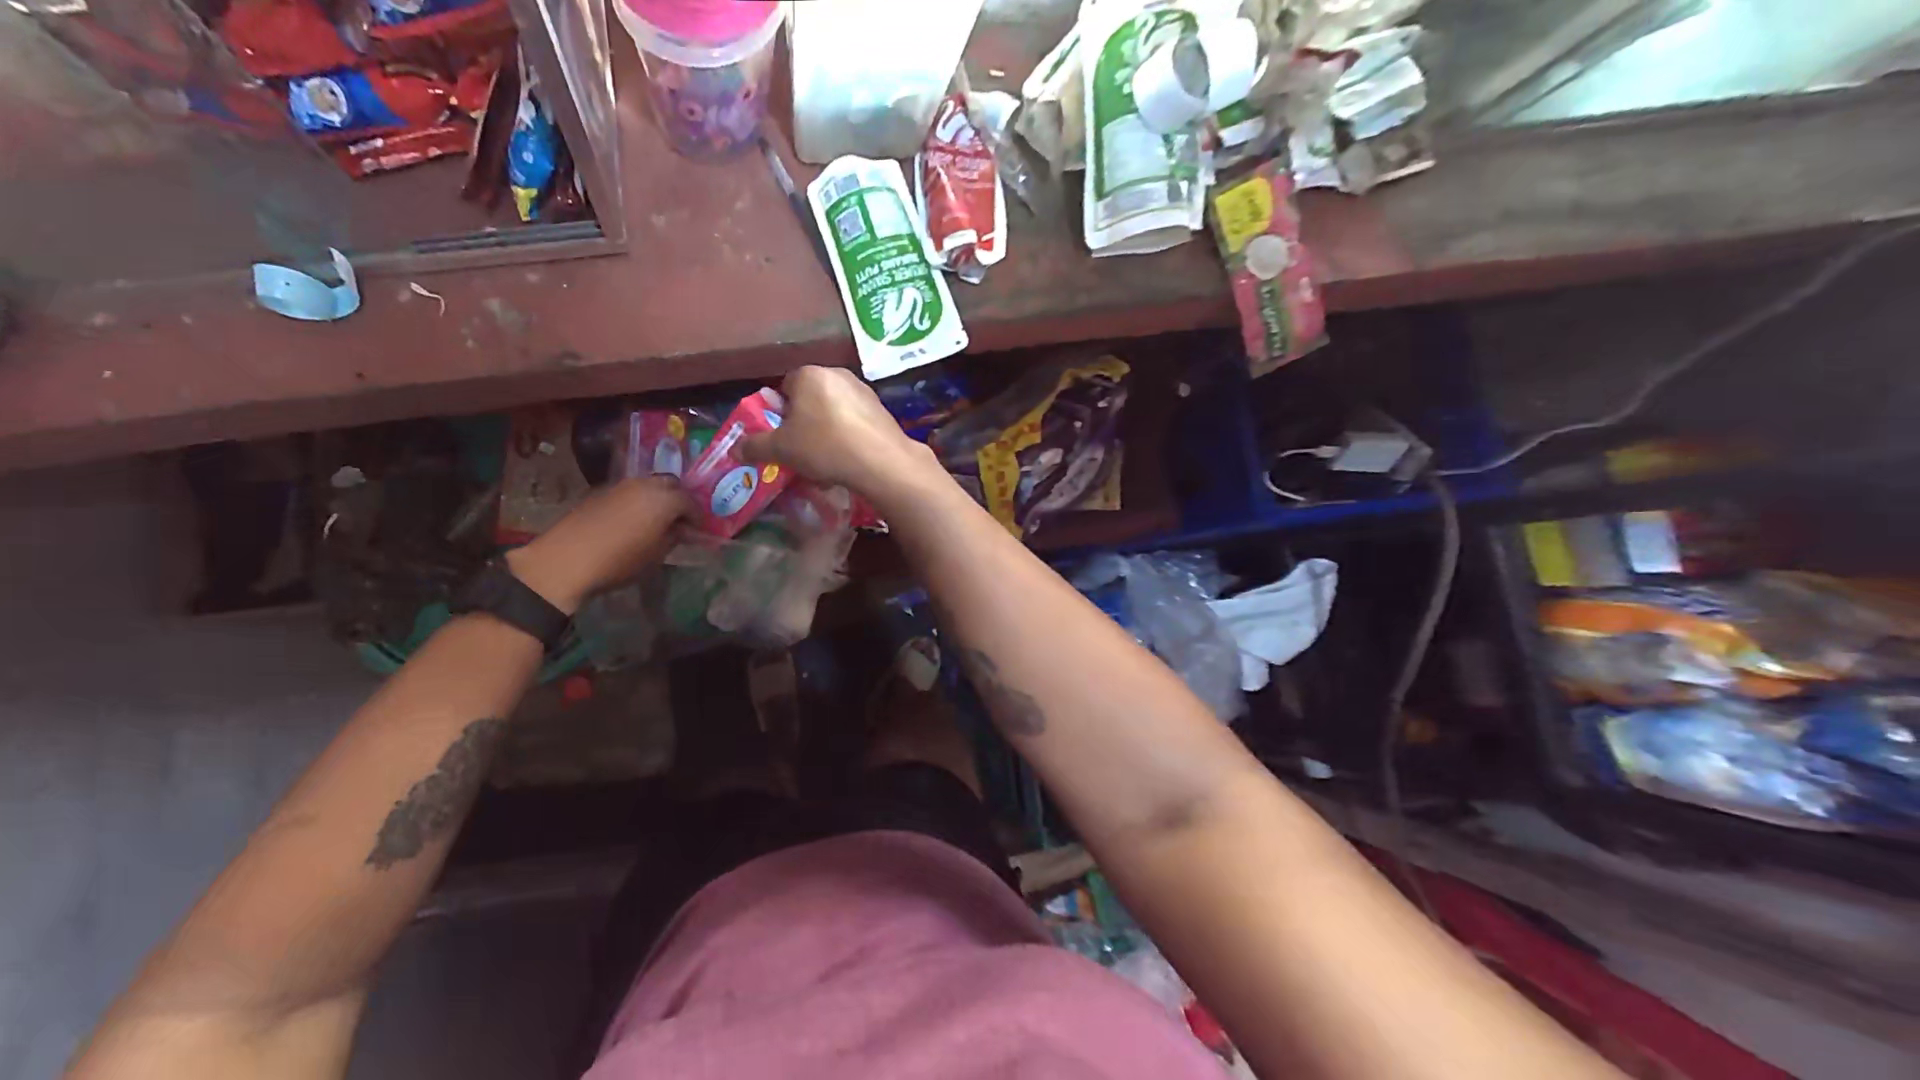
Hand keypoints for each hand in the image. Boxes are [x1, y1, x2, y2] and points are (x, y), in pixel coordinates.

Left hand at [507, 476, 689, 612]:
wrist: (566, 560)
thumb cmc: (619, 561)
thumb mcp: (657, 554)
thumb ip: (675, 537)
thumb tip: (683, 530)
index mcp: (664, 499)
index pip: (691, 501)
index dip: (698, 516)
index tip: (698, 531)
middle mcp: (644, 484)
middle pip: (670, 484)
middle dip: (679, 500)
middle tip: (680, 521)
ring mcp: (620, 485)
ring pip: (648, 485)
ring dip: (657, 498)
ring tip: (657, 520)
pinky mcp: (599, 491)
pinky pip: (629, 491)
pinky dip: (638, 501)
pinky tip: (633, 520)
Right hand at [739, 366, 942, 504]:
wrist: (880, 461)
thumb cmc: (824, 446)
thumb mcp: (781, 449)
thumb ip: (755, 446)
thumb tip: (735, 449)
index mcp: (809, 374)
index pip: (784, 388)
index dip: (780, 414)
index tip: (783, 437)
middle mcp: (837, 373)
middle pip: (811, 399)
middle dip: (805, 423)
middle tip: (803, 451)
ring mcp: (863, 390)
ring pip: (834, 411)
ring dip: (827, 431)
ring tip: (827, 461)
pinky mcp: (882, 409)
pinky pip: (856, 421)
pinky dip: (849, 436)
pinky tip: (849, 460)